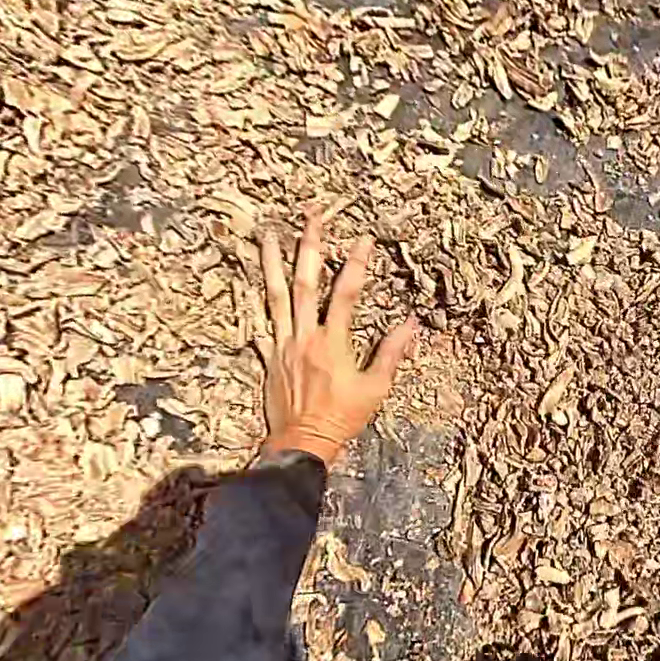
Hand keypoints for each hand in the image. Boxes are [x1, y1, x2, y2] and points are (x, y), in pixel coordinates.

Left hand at [256, 212, 419, 465]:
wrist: (302, 443)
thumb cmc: (343, 417)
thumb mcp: (375, 388)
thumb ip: (391, 353)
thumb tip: (410, 323)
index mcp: (333, 343)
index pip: (346, 294)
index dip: (356, 264)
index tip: (363, 239)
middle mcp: (305, 336)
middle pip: (305, 283)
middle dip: (309, 247)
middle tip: (311, 217)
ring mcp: (282, 344)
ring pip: (275, 296)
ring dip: (272, 263)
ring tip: (270, 234)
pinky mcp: (269, 355)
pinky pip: (259, 322)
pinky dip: (255, 300)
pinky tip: (249, 280)